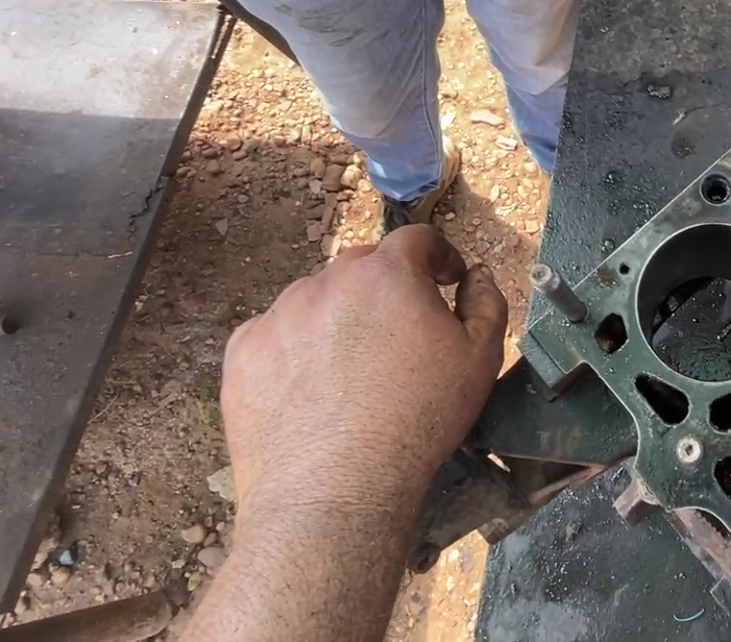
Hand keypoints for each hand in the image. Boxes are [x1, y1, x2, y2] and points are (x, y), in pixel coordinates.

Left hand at [220, 225, 507, 515]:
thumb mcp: (482, 356)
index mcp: (389, 273)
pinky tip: (313, 385)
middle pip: (365, 264)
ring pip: (319, 296)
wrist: (335, 492)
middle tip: (402, 329)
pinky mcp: (244, 352)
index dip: (439, 255)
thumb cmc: (420, 418)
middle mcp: (329, 280)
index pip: (417, 238)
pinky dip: (298, 344)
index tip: (447, 282)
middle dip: (389, 285)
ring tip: (354, 364)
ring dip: (342, 312)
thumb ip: (487, 300)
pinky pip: (277, 331)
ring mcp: (279, 315)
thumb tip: (475, 275)